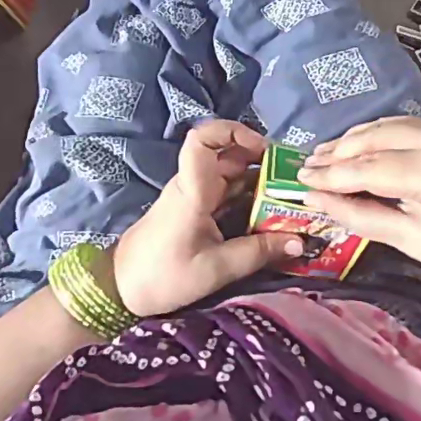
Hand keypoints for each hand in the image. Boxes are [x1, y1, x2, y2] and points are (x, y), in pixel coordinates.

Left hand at [111, 121, 304, 316]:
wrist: (121, 288)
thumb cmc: (163, 276)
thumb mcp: (216, 269)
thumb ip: (258, 252)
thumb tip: (299, 241)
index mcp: (192, 190)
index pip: (203, 139)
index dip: (234, 132)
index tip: (264, 150)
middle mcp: (193, 185)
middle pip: (228, 155)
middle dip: (263, 162)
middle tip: (293, 182)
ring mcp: (194, 196)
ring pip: (231, 175)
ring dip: (260, 183)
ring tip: (290, 199)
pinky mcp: (196, 210)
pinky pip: (228, 194)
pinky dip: (249, 199)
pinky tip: (271, 216)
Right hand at [298, 118, 420, 291]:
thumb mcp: (410, 241)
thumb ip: (359, 216)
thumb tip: (314, 199)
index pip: (371, 167)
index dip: (331, 174)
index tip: (299, 178)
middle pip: (377, 138)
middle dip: (338, 152)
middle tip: (307, 164)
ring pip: (389, 126)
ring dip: (355, 140)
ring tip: (324, 155)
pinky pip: (406, 127)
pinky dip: (377, 136)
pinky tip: (357, 147)